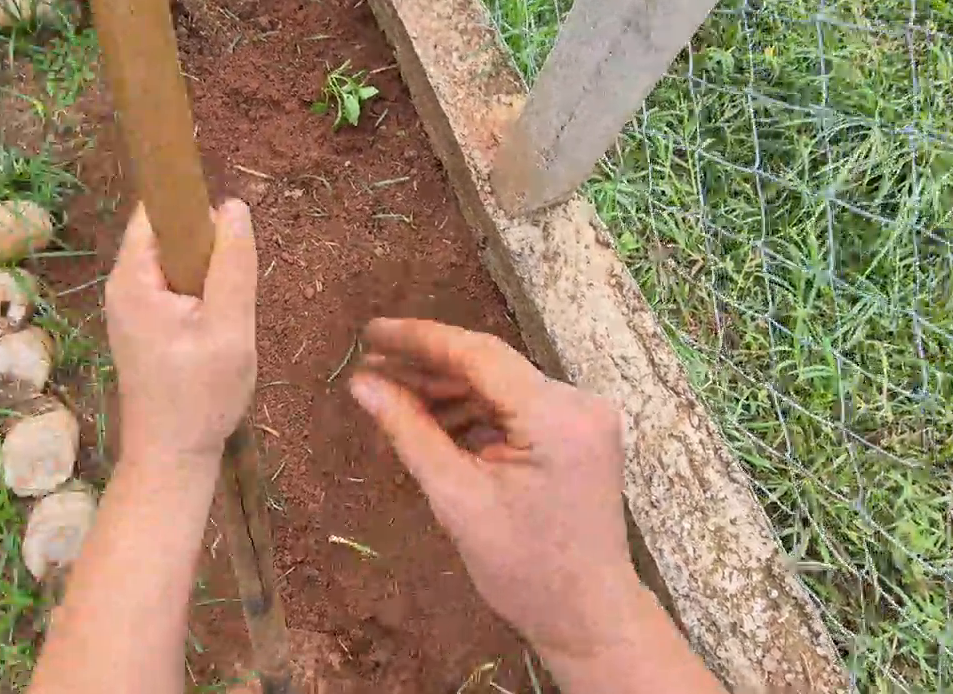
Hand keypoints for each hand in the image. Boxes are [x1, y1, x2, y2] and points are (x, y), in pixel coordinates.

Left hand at [105, 200, 256, 470]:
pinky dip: (201, 296)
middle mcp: (123, 285)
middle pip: (169, 235)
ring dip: (208, 276)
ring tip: (227, 315)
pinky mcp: (143, 325)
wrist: (172, 457)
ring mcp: (131, 306)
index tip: (228, 236)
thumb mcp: (229, 326)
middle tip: (232, 291)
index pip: (157, 211)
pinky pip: (176, 287)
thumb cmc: (200, 395)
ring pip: (177, 262)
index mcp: (133, 278)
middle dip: (207, 249)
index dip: (194, 208)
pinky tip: (217, 329)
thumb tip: (232, 206)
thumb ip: (233, 264)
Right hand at [349, 318, 647, 666]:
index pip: (478, 354)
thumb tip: (361, 383)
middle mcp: (576, 401)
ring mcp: (580, 412)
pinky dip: (471, 409)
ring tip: (391, 394)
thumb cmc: (524, 571)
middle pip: (487, 365)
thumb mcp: (456, 499)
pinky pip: (512, 403)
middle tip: (370, 363)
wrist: (591, 620)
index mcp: (556, 416)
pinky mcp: (575, 426)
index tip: (371, 331)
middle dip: (427, 365)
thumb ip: (409, 431)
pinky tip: (431, 420)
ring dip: (446, 388)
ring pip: (497, 382)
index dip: (420, 338)